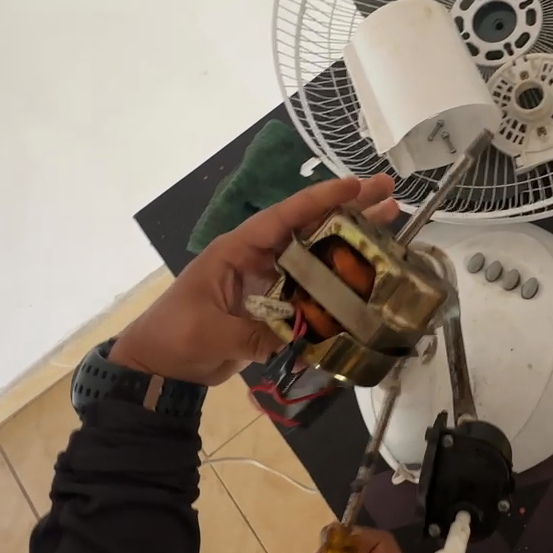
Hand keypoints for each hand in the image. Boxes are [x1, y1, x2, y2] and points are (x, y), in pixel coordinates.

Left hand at [109, 175, 397, 384]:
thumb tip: (305, 334)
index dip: (320, 201)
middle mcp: (260, 256)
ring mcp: (271, 278)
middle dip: (349, 208)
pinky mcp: (277, 302)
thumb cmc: (176, 337)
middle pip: (310, 226)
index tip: (356, 186)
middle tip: (389, 191)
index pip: (284, 217)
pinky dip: (341, 281)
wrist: (160, 367)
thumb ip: (259, 332)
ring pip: (318, 252)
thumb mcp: (214, 333)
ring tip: (392, 220)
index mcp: (239, 249)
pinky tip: (370, 276)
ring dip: (352, 239)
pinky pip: (314, 286)